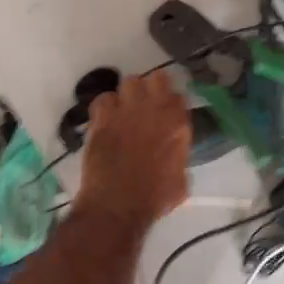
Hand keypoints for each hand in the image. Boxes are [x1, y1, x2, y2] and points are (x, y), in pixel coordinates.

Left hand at [76, 70, 190, 228]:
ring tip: (124, 110)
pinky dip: (105, 107)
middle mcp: (155, 108)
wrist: (117, 206)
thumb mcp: (180, 180)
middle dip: (153, 88)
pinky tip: (105, 119)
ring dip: (129, 95)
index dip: (171, 105)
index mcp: (178, 123)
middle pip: (157, 78)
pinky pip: (103, 98)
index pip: (179, 97)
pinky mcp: (102, 117)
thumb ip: (179, 157)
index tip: (167, 115)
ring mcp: (127, 110)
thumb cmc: (154, 198)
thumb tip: (173, 154)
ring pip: (130, 82)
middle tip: (146, 105)